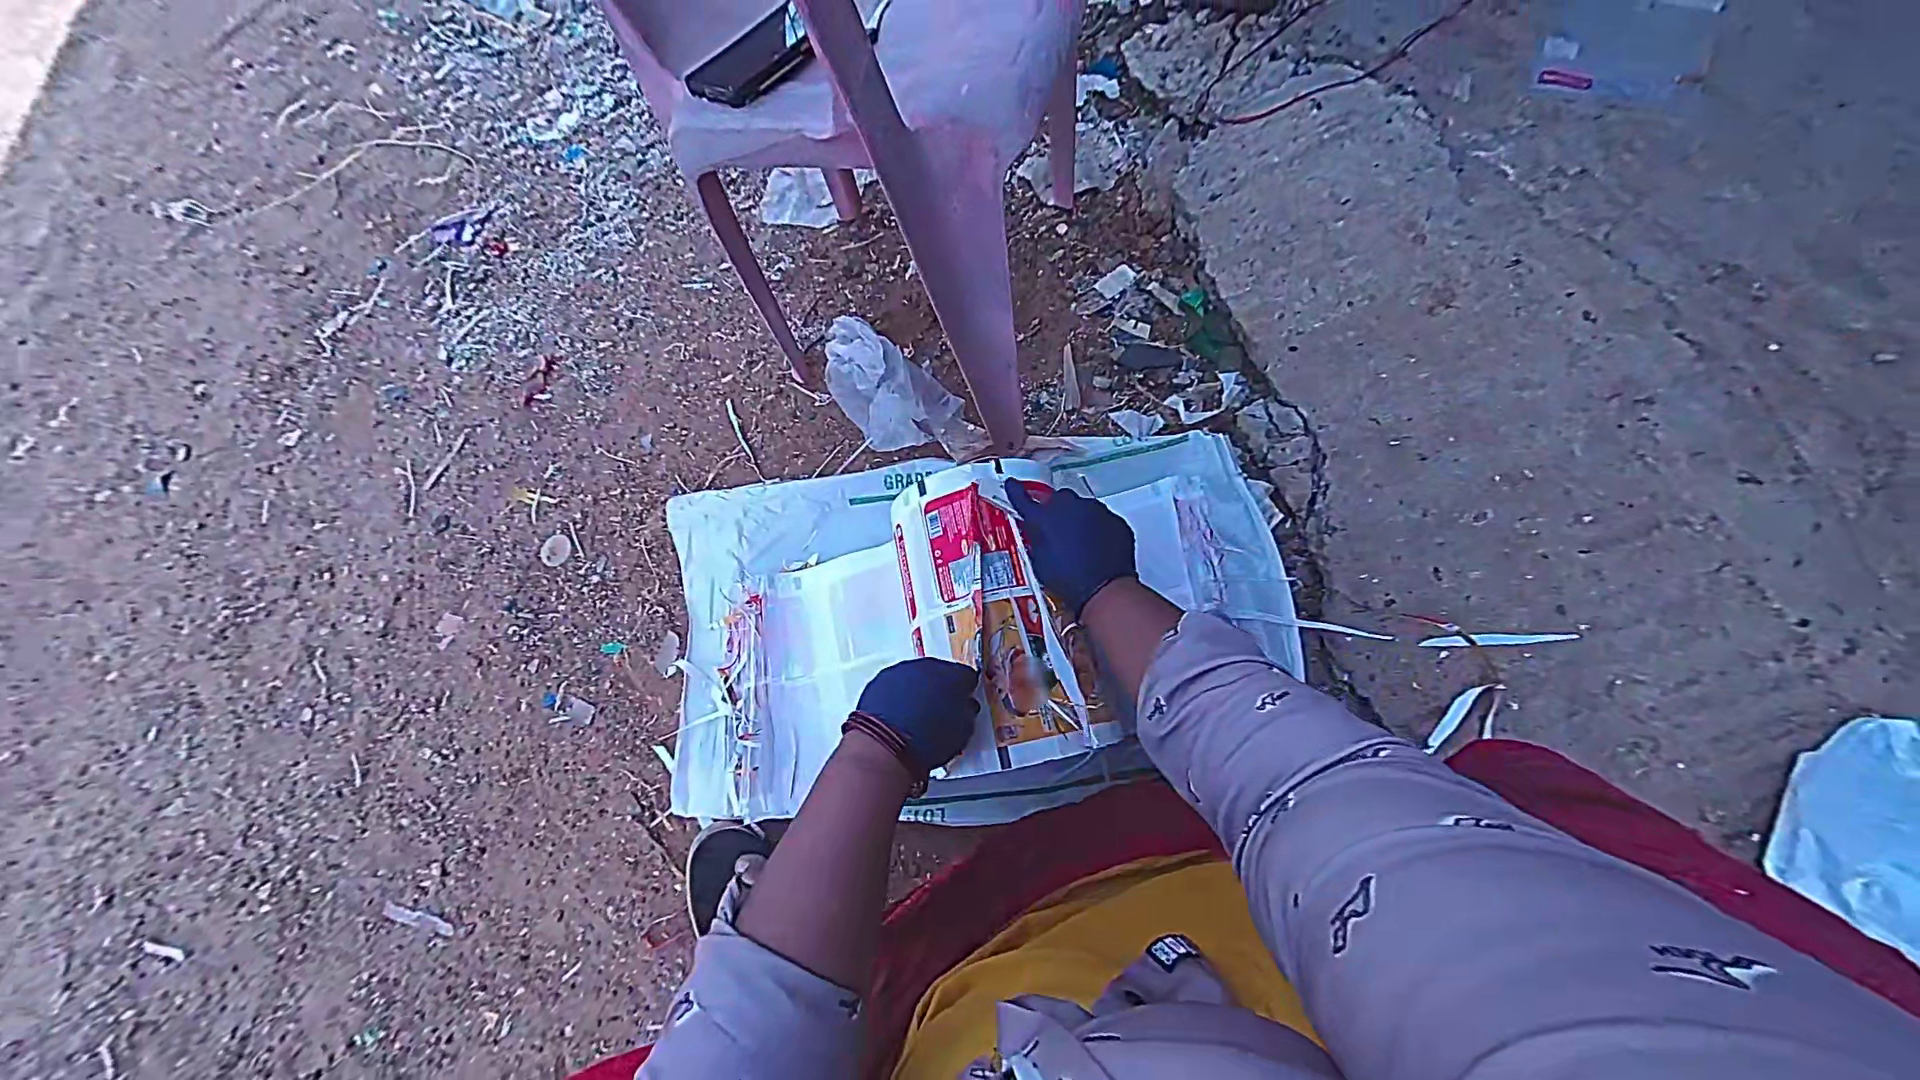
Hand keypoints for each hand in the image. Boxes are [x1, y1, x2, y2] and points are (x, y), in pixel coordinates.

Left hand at [851, 658, 979, 775]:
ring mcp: (902, 671)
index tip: (962, 701)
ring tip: (914, 717)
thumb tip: (965, 708)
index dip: (965, 690)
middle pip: (938, 673)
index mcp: (954, 676)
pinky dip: (895, 696)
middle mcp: (928, 667)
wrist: (887, 746)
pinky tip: (896, 717)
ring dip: (916, 691)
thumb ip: (966, 712)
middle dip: (939, 689)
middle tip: (937, 712)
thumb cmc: (926, 742)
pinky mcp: (880, 680)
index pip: (966, 675)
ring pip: (914, 677)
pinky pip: (892, 684)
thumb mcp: (962, 732)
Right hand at [1004, 479, 1137, 614]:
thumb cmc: (1067, 580)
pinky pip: (1103, 519)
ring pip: (1083, 507)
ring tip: (1082, 545)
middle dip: (1057, 512)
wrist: (1103, 589)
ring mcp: (1093, 509)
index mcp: (1040, 517)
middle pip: (1058, 499)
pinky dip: (1100, 529)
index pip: (1021, 497)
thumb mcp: (1039, 563)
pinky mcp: (1114, 518)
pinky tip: (1099, 548)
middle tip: (1059, 532)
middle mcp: (1066, 506)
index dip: (1016, 491)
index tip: (1013, 485)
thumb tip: (1038, 537)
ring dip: (1080, 520)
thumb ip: (1036, 540)